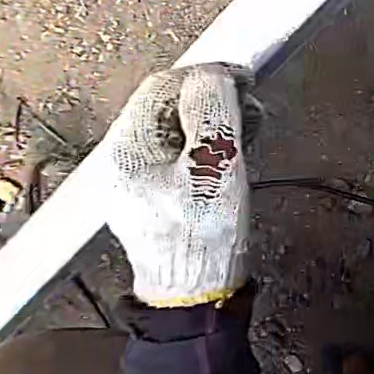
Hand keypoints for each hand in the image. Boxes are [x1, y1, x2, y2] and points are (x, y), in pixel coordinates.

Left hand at [98, 63, 253, 307]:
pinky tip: (231, 150)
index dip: (206, 75)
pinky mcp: (153, 191)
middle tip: (249, 106)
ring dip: (213, 120)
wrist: (193, 298)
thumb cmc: (202, 238)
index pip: (163, 86)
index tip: (242, 79)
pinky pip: (178, 151)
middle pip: (167, 105)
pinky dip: (206, 142)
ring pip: (175, 127)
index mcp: (128, 147)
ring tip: (248, 128)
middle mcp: (124, 157)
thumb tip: (212, 75)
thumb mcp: (214, 167)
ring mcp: (136, 176)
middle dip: (211, 98)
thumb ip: (212, 113)